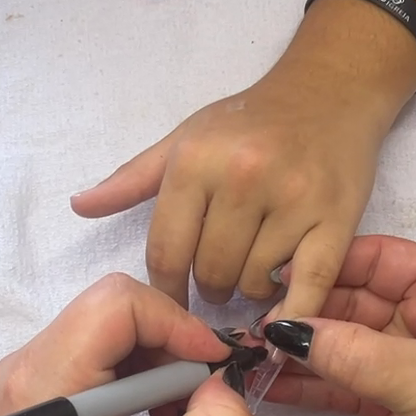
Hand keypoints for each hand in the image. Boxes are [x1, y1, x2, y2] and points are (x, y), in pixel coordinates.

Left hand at [0, 275, 258, 415]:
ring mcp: (30, 372)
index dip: (178, 324)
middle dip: (173, 344)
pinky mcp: (42, 385)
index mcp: (46, 385)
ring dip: (162, 361)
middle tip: (202, 399)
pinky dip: (144, 373)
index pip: (118, 303)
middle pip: (116, 308)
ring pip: (115, 325)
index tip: (215, 369)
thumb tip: (226, 383)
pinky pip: (104, 349)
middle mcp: (27, 363)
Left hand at [69, 51, 402, 318]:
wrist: (330, 92)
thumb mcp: (184, 140)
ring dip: (250, 291)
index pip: (166, 252)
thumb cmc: (250, 121)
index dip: (166, 288)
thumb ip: (131, 180)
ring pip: (253, 284)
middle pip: (210, 273)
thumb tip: (79, 206)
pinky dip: (290, 312)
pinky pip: (306, 287)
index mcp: (195, 162)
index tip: (173, 302)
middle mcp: (242, 179)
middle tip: (220, 278)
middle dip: (210, 287)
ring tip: (255, 270)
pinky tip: (280, 323)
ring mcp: (293, 200)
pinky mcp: (336, 220)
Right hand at [258, 235, 415, 415]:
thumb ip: (355, 353)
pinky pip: (332, 382)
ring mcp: (397, 362)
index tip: (280, 274)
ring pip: (336, 342)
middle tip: (256, 325)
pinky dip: (301, 383)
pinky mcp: (379, 401)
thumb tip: (286, 332)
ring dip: (297, 349)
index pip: (381, 259)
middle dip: (305, 311)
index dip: (332, 262)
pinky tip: (267, 382)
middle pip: (350, 299)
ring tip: (251, 353)